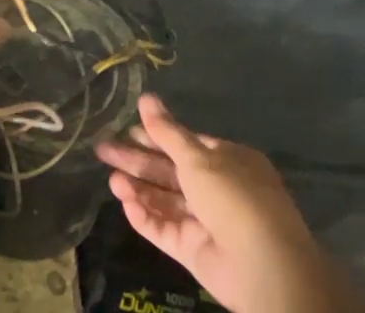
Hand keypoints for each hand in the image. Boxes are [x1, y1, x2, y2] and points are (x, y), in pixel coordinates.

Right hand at [96, 96, 361, 312]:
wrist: (262, 266)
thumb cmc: (233, 197)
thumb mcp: (197, 157)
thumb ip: (167, 131)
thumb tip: (145, 97)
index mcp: (228, 162)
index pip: (186, 144)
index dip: (156, 137)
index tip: (126, 130)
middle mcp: (218, 189)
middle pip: (169, 171)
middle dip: (136, 161)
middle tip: (102, 150)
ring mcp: (205, 221)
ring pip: (164, 200)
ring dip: (137, 188)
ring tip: (112, 180)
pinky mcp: (193, 249)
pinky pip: (164, 229)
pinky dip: (144, 216)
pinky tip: (125, 204)